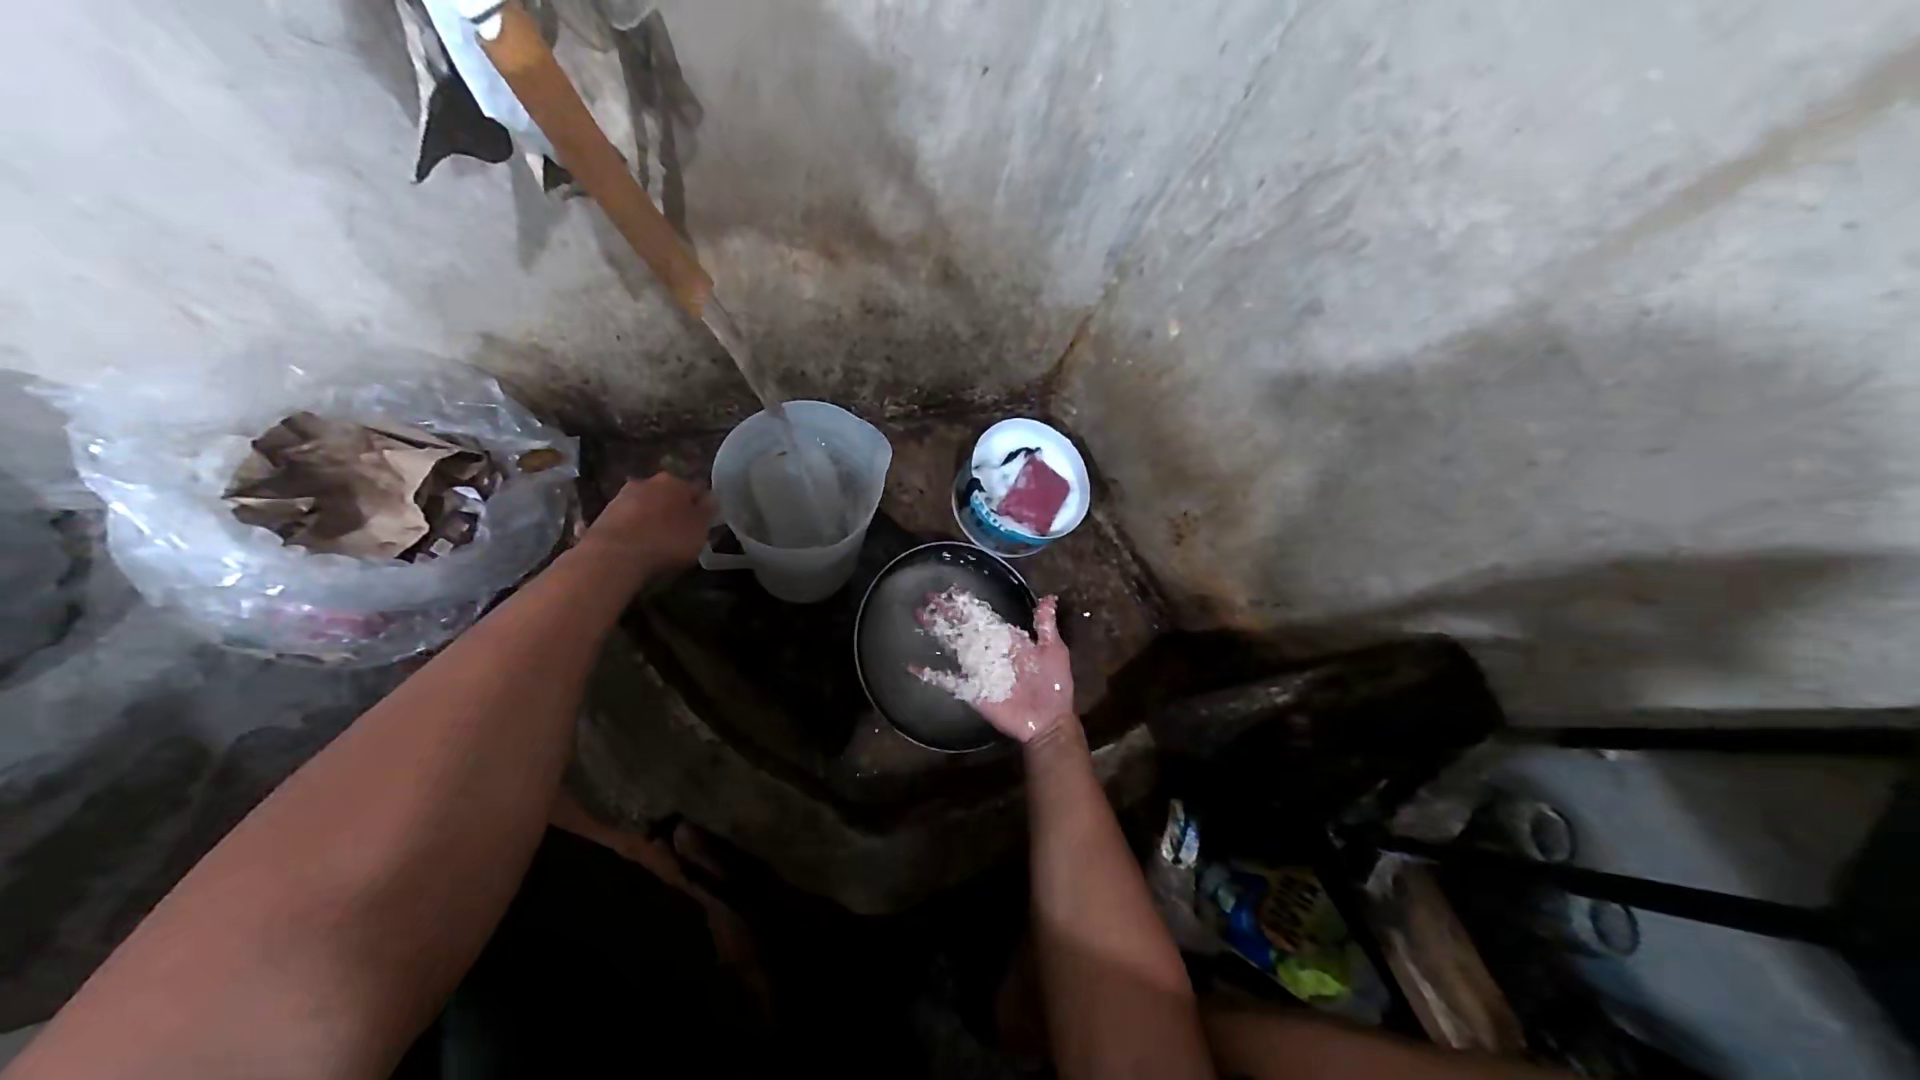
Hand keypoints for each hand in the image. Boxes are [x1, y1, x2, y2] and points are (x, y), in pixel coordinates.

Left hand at [579, 473, 713, 575]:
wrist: (614, 556)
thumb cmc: (667, 540)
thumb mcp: (700, 529)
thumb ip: (707, 511)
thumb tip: (710, 498)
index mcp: (674, 482)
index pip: (696, 488)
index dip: (702, 506)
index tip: (705, 523)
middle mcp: (646, 482)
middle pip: (667, 495)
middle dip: (673, 509)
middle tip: (681, 532)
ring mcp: (620, 498)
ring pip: (644, 506)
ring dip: (650, 519)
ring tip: (656, 542)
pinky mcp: (602, 517)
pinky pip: (625, 522)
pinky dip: (632, 531)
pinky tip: (635, 547)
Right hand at [918, 593, 1076, 744]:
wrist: (1050, 721)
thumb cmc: (1055, 686)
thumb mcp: (1054, 650)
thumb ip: (1046, 626)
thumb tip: (1048, 598)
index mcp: (1007, 641)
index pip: (982, 617)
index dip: (966, 605)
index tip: (950, 592)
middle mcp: (989, 652)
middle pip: (962, 628)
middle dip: (945, 613)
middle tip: (927, 598)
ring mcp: (978, 671)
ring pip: (953, 646)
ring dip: (936, 631)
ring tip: (919, 616)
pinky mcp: (972, 690)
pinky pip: (947, 681)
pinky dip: (930, 674)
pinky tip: (912, 666)